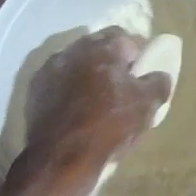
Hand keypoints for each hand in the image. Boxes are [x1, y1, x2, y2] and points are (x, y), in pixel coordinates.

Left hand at [21, 27, 171, 169]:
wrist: (61, 157)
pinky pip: (59, 79)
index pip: (128, 38)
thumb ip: (158, 83)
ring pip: (77, 61)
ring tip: (98, 94)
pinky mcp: (35, 88)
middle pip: (99, 45)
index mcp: (104, 48)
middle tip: (123, 81)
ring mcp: (51, 68)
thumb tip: (160, 75)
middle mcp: (75, 49)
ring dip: (88, 71)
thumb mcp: (146, 106)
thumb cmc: (109, 126)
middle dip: (112, 58)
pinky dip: (69, 86)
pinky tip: (76, 105)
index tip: (145, 69)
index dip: (140, 52)